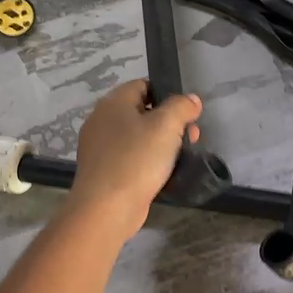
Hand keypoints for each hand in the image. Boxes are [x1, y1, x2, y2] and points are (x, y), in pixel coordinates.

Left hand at [67, 79, 203, 229]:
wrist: (107, 207)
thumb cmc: (137, 160)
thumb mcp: (166, 126)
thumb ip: (182, 107)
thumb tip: (191, 100)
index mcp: (113, 103)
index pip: (143, 86)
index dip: (168, 95)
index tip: (187, 114)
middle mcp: (102, 120)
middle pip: (142, 112)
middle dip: (170, 123)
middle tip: (191, 138)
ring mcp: (100, 147)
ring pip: (138, 137)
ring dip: (162, 144)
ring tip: (181, 158)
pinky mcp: (104, 170)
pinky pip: (131, 157)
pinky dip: (148, 161)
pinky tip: (163, 174)